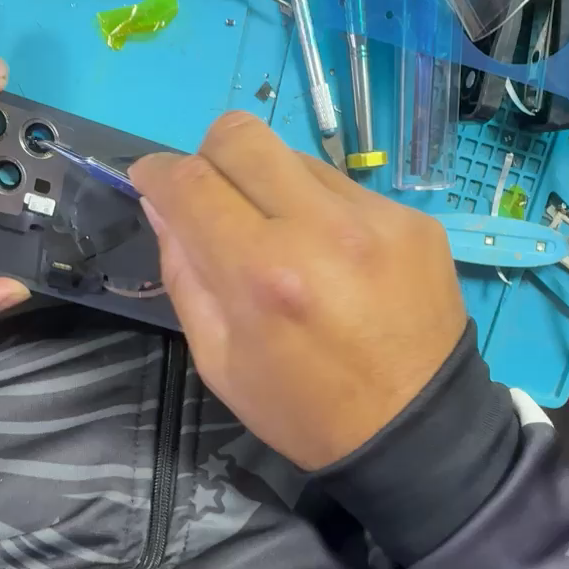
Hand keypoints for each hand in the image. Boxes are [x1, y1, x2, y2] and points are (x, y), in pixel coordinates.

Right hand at [131, 113, 466, 470]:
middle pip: (240, 136)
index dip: (155, 173)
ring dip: (271, 186)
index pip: (189, 181)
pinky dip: (322, 210)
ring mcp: (376, 218)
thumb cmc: (306, 412)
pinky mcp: (414, 221)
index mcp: (262, 275)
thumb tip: (163, 206)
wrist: (417, 432)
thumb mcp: (221, 364)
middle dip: (208, 158)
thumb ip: (184, 276)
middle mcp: (321, 228)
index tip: (152, 181)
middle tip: (215, 201)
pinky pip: (345, 187)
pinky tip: (336, 259)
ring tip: (286, 242)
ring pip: (295, 156)